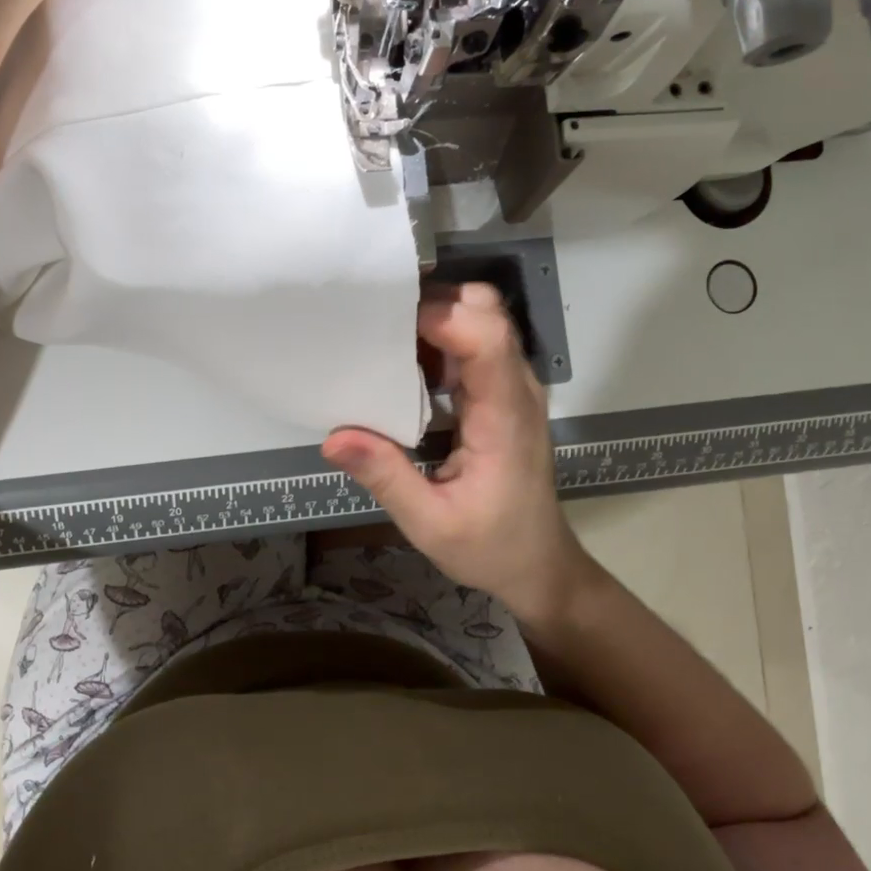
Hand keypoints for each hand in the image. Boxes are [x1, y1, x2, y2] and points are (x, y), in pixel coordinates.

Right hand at [322, 284, 595, 615]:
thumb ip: (386, 478)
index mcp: (505, 415)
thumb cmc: (491, 547)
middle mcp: (516, 389)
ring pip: (482, 321)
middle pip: (487, 312)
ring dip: (434, 320)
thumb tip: (333, 439)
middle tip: (377, 324)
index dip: (440, 316)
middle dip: (433, 304)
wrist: (538, 566)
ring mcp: (513, 389)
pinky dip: (439, 341)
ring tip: (382, 341)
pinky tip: (403, 367)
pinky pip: (475, 345)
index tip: (385, 322)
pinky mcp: (502, 396)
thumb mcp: (430, 524)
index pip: (486, 337)